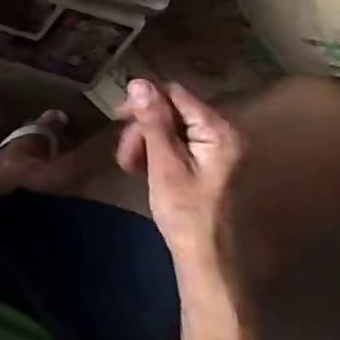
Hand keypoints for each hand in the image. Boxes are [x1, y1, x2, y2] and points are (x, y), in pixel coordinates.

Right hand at [116, 80, 243, 257]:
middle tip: (125, 154)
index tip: (117, 119)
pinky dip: (155, 151)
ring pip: (169, 127)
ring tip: (130, 165)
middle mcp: (222, 133)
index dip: (144, 102)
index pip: (175, 94)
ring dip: (145, 141)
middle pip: (171, 110)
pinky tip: (142, 167)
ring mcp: (215, 148)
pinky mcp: (207, 161)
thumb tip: (138, 83)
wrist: (204, 256)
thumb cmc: (184, 212)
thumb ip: (153, 121)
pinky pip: (176, 143)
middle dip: (142, 127)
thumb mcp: (163, 164)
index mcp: (218, 131)